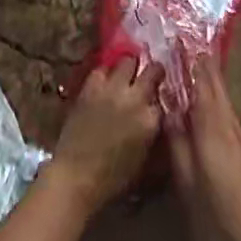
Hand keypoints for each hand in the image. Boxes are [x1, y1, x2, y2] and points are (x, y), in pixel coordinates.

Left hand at [49, 58, 161, 213]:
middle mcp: (135, 98)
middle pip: (153, 70)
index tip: (159, 98)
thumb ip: (154, 132)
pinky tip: (105, 81)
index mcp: (151, 120)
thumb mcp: (145, 159)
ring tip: (127, 74)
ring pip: (128, 61)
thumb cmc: (112, 179)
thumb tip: (155, 116)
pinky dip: (105, 73)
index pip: (165, 97)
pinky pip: (102, 69)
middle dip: (154, 72)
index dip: (161, 97)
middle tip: (150, 76)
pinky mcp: (91, 87)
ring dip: (130, 67)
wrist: (75, 178)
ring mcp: (112, 89)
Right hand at [165, 57, 240, 240]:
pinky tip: (202, 99)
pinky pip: (223, 107)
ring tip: (190, 61)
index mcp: (212, 123)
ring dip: (206, 75)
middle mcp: (227, 119)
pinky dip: (212, 93)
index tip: (179, 35)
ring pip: (220, 93)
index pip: (201, 80)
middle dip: (200, 60)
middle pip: (214, 82)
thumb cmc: (220, 208)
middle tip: (184, 39)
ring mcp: (238, 130)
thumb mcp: (188, 179)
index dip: (191, 57)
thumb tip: (167, 109)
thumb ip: (177, 142)